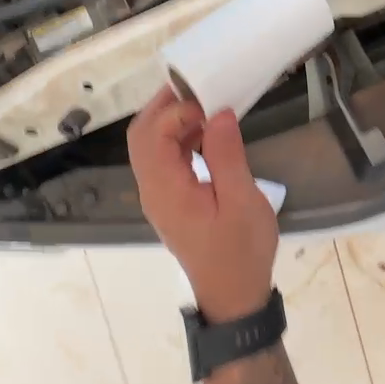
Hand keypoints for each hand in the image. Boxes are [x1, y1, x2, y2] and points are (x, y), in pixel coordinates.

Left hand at [128, 89, 278, 322]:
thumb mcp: (242, 201)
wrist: (234, 297)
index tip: (211, 99)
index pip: (151, 136)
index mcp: (166, 190)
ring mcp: (161, 196)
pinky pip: (166, 159)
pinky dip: (181, 137)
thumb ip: (227, 155)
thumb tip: (219, 113)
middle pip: (142, 137)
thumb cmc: (241, 250)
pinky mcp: (173, 200)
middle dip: (165, 106)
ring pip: (151, 146)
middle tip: (201, 86)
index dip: (175, 110)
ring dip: (173, 120)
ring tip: (208, 102)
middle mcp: (153, 190)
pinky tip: (209, 131)